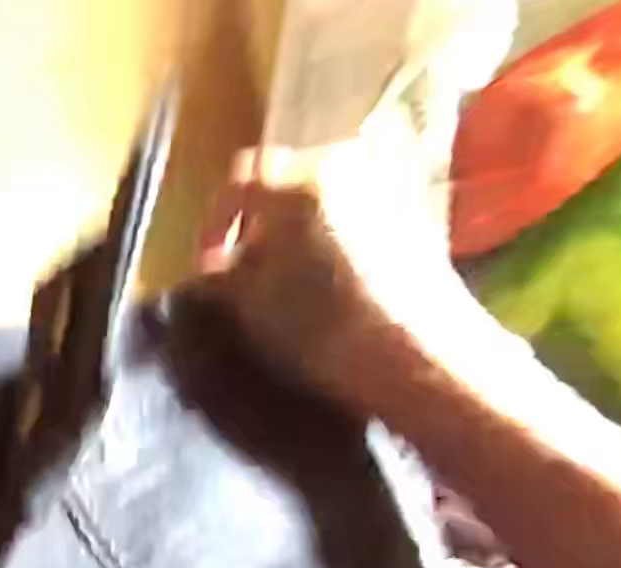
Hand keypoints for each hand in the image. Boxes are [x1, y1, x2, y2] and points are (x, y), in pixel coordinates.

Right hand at [195, 140, 495, 414]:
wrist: (414, 352)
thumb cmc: (321, 327)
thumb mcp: (251, 306)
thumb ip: (220, 277)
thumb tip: (210, 268)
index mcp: (301, 181)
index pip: (239, 181)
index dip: (213, 223)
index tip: (205, 266)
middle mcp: (347, 163)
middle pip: (284, 184)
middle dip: (256, 226)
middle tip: (243, 272)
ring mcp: (386, 184)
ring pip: (319, 199)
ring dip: (291, 233)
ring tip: (283, 280)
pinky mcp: (413, 211)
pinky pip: (351, 212)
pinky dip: (327, 237)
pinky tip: (323, 280)